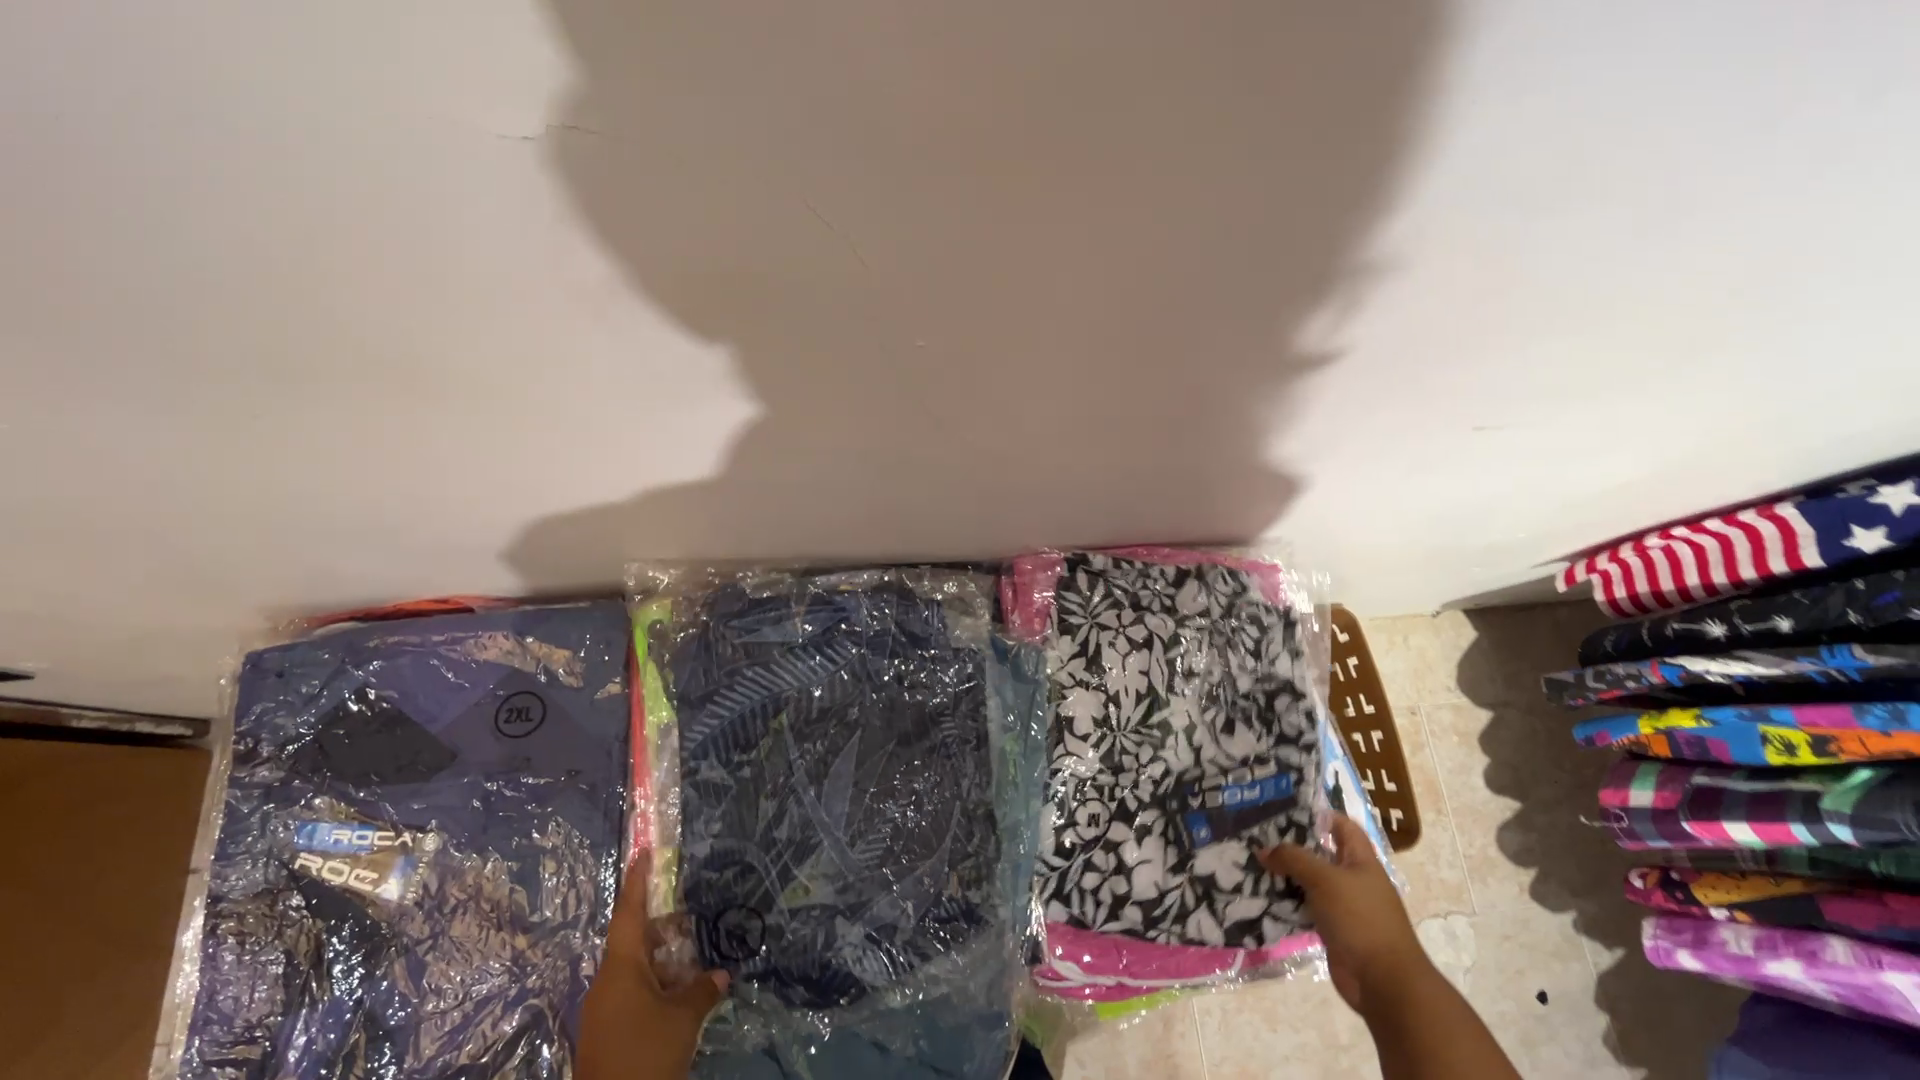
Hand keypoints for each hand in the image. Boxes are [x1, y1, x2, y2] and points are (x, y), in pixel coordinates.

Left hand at [577, 852, 728, 1079]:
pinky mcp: (608, 1030)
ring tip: (693, 956)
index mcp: (621, 969)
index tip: (643, 852)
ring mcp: (605, 1008)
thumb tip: (720, 974)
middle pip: (633, 941)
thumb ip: (702, 992)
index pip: (628, 914)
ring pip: (635, 970)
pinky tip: (680, 993)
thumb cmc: (644, 1055)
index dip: (636, 882)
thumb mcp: (682, 1021)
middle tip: (689, 913)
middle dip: (662, 925)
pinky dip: (657, 984)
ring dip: (663, 960)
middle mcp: (608, 982)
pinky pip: (634, 992)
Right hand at [1260, 814, 1428, 1017]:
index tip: (1284, 810)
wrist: (1382, 979)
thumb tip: (1264, 850)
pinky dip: (1287, 904)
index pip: (1342, 826)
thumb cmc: (1359, 918)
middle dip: (1291, 846)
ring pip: (1310, 883)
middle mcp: (1353, 879)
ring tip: (1252, 865)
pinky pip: (1306, 909)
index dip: (1318, 815)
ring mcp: (1343, 906)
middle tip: (1257, 837)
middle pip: (1320, 854)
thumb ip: (1293, 859)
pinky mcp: (1333, 929)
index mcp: (1361, 860)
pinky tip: (1262, 898)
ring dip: (1285, 877)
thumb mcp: (1324, 879)